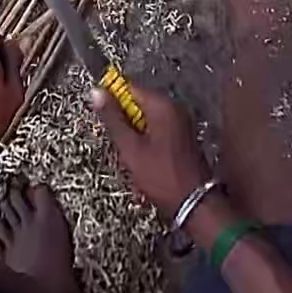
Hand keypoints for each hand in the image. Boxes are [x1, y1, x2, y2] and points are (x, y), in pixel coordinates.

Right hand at [91, 82, 211, 220]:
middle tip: (123, 146)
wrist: (195, 204)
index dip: (114, 102)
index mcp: (161, 104)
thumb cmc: (160, 176)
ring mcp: (182, 120)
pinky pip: (160, 127)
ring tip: (135, 157)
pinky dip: (150, 139)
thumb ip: (113, 118)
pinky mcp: (185, 134)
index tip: (107, 122)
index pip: (130, 88)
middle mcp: (174, 106)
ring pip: (149, 117)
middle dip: (127, 121)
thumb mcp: (130, 148)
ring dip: (137, 133)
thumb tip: (96, 92)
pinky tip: (148, 161)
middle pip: (140, 102)